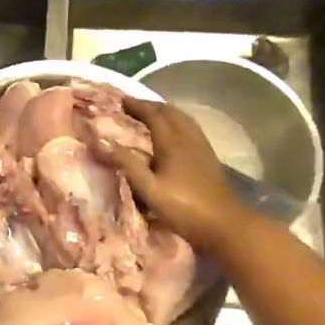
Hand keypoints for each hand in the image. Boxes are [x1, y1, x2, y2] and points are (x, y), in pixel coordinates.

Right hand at [103, 97, 248, 250]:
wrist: (224, 224)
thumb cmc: (183, 207)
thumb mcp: (149, 189)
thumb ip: (126, 164)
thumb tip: (100, 141)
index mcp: (172, 142)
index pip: (153, 115)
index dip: (137, 106)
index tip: (121, 100)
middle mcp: (188, 138)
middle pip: (170, 113)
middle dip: (151, 106)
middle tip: (134, 106)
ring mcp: (202, 147)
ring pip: (184, 119)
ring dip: (167, 112)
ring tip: (153, 114)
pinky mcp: (209, 158)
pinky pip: (192, 129)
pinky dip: (179, 122)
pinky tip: (177, 134)